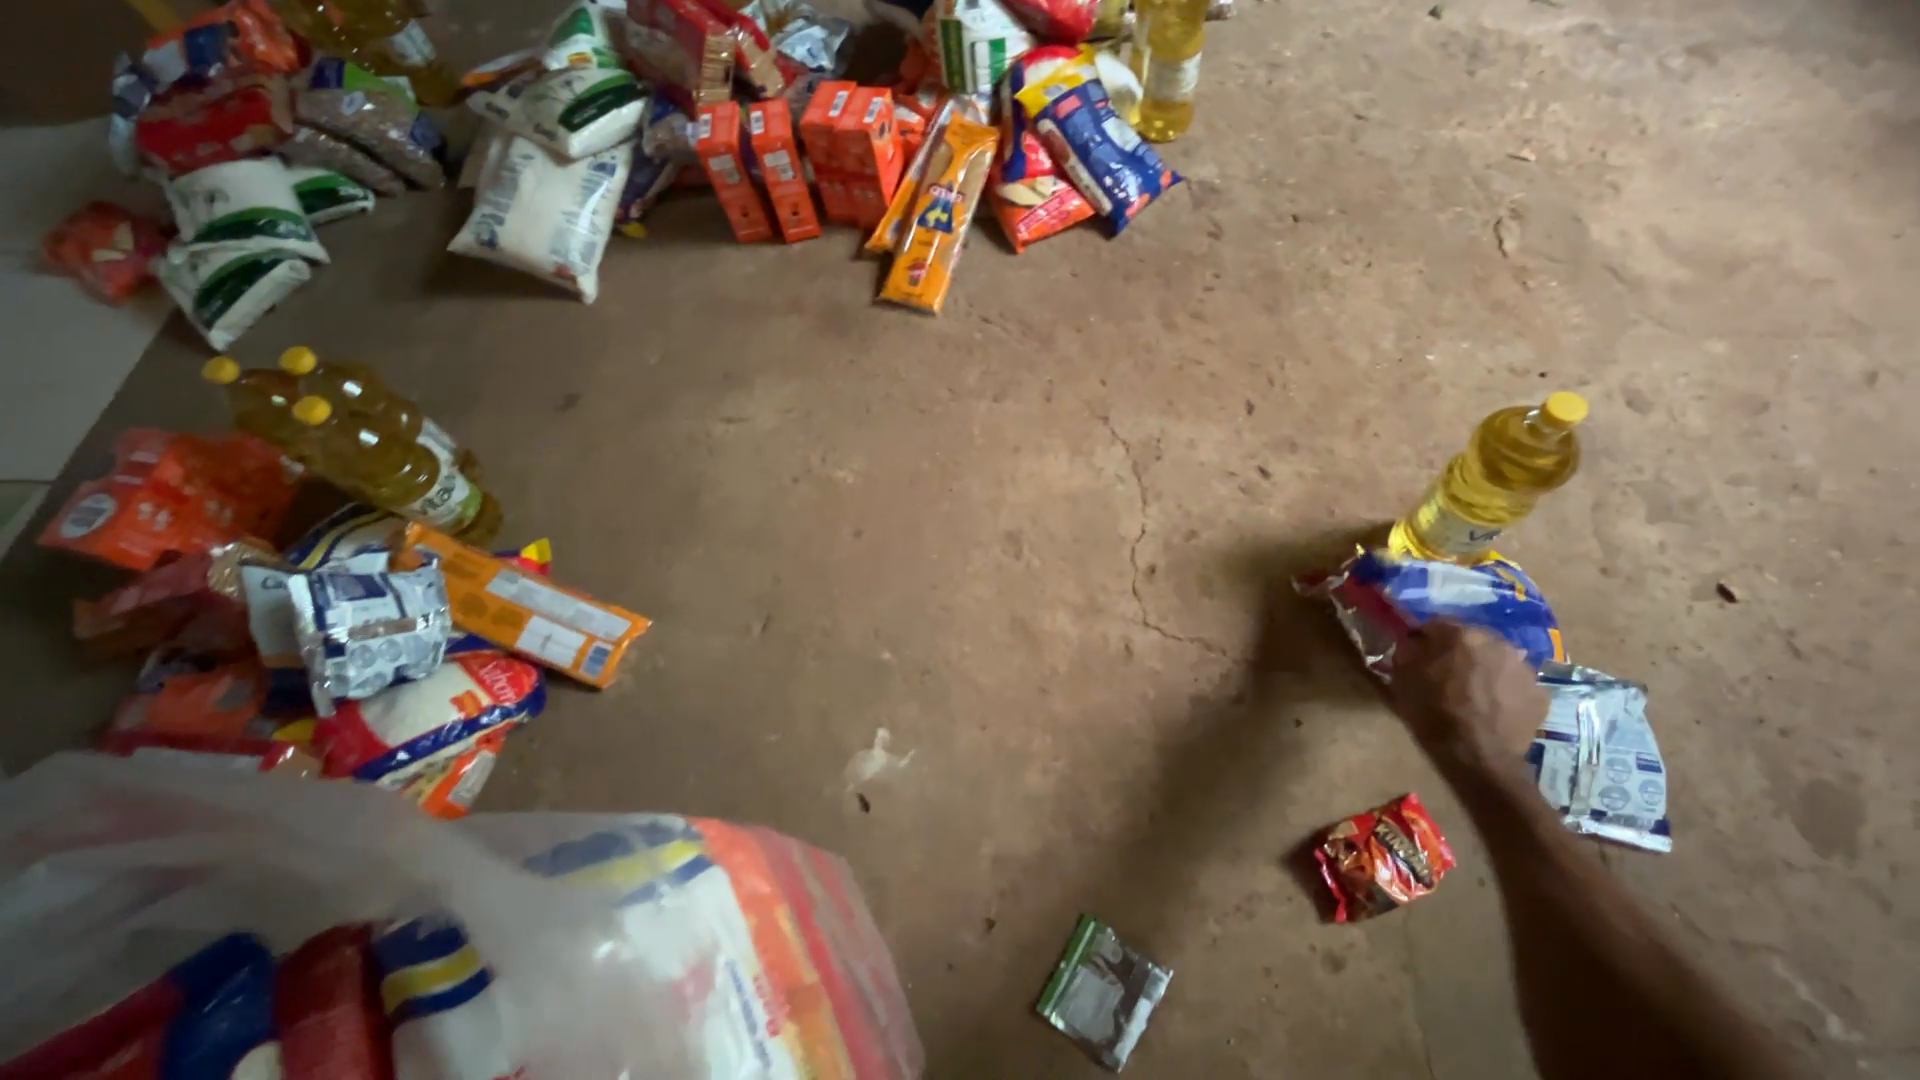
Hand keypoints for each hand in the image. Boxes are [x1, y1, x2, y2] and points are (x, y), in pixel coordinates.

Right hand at [1389, 621, 1547, 774]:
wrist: (1477, 755)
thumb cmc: (1433, 713)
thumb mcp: (1402, 679)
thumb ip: (1408, 652)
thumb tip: (1414, 643)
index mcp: (1460, 635)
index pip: (1436, 624)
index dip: (1425, 639)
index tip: (1418, 654)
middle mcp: (1497, 642)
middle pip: (1472, 639)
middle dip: (1460, 652)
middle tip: (1448, 674)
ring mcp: (1524, 667)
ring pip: (1498, 659)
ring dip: (1486, 669)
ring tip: (1475, 693)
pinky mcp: (1540, 692)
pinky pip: (1516, 683)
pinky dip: (1506, 690)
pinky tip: (1494, 708)